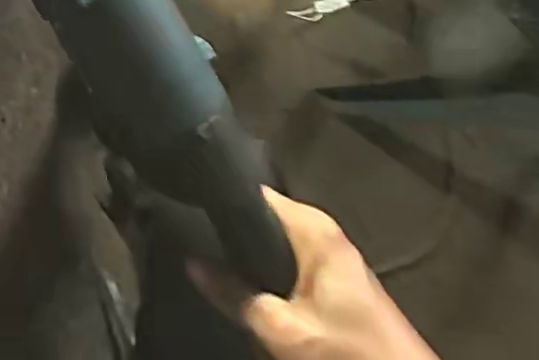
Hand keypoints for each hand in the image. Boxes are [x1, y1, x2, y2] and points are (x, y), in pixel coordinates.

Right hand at [189, 188, 438, 359]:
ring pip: (276, 242)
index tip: (191, 205)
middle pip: (264, 218)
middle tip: (199, 243)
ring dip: (252, 257)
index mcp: (312, 226)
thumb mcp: (283, 329)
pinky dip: (269, 272)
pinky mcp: (335, 279)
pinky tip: (250, 285)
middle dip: (235, 234)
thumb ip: (234, 295)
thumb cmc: (347, 352)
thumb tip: (192, 263)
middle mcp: (322, 229)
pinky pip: (289, 261)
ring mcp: (331, 254)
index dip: (222, 201)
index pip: (255, 194)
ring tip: (215, 260)